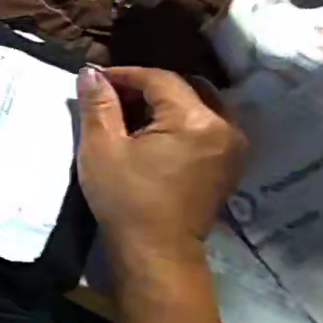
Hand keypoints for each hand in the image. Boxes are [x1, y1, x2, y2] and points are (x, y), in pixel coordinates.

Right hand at [75, 66, 245, 265]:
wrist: (155, 250)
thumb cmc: (124, 199)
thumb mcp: (101, 148)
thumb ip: (98, 105)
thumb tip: (90, 72)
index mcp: (195, 120)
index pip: (159, 79)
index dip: (125, 74)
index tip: (96, 79)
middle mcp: (225, 126)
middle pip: (185, 87)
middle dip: (146, 86)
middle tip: (112, 96)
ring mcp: (233, 146)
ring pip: (198, 104)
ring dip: (165, 102)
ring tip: (130, 114)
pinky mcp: (229, 162)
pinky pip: (206, 124)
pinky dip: (180, 120)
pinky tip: (152, 133)